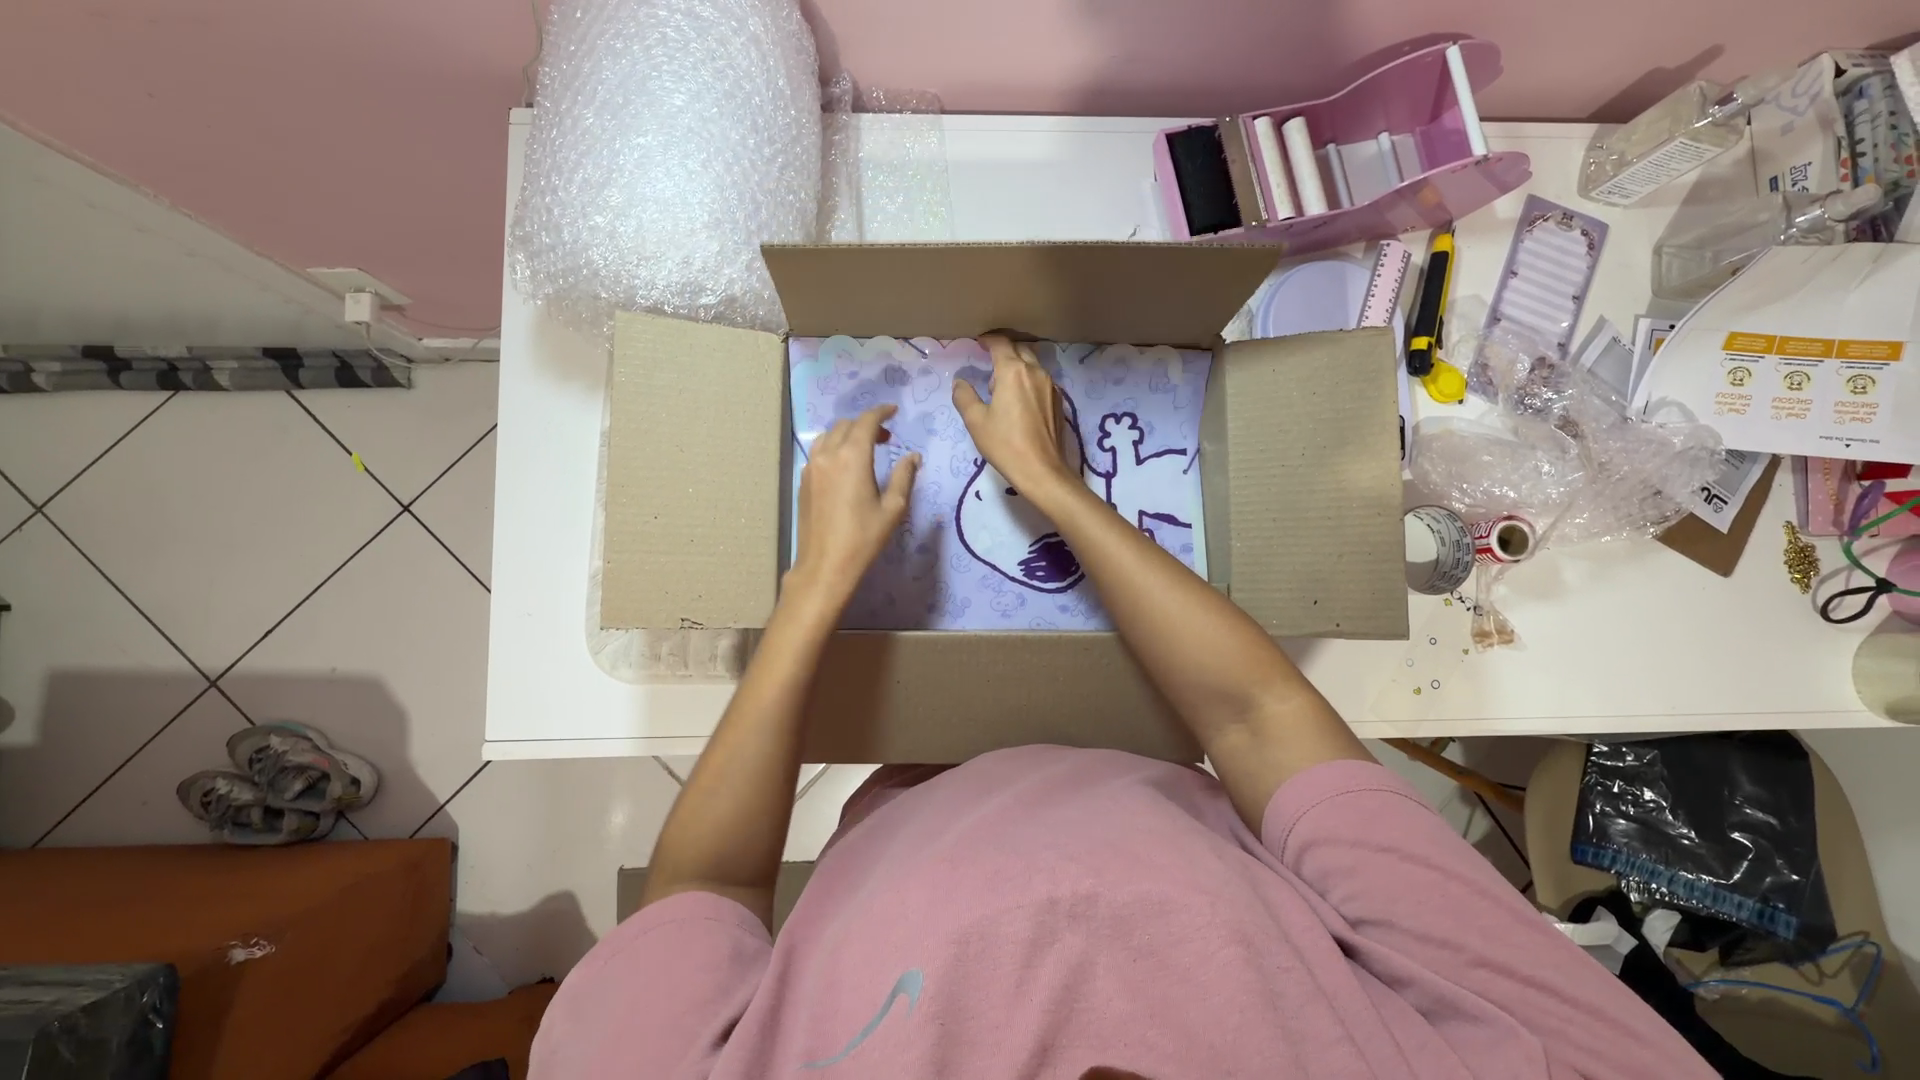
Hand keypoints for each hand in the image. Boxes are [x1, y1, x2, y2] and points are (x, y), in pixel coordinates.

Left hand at [789, 404, 918, 611]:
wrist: (825, 564)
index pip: (867, 421)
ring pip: (829, 436)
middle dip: (866, 424)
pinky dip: (834, 448)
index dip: (882, 412)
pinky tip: (846, 466)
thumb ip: (904, 476)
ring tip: (864, 449)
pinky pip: (819, 452)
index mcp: (853, 456)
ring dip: (848, 434)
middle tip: (886, 438)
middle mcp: (829, 454)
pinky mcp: (803, 481)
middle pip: (846, 425)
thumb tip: (913, 457)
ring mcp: (811, 467)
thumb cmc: (864, 538)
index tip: (894, 411)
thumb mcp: (893, 507)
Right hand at [953, 335, 1077, 496]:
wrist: (1041, 470)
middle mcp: (1035, 372)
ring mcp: (1051, 386)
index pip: (1001, 343)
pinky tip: (1019, 401)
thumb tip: (960, 382)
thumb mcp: (976, 421)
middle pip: (1020, 349)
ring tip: (1002, 386)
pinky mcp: (1058, 401)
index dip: (988, 339)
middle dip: (1004, 351)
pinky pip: (1041, 381)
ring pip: (1032, 365)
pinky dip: (1028, 381)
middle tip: (989, 362)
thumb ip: (964, 396)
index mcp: (1013, 371)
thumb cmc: (1005, 444)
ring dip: (1017, 366)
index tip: (979, 342)